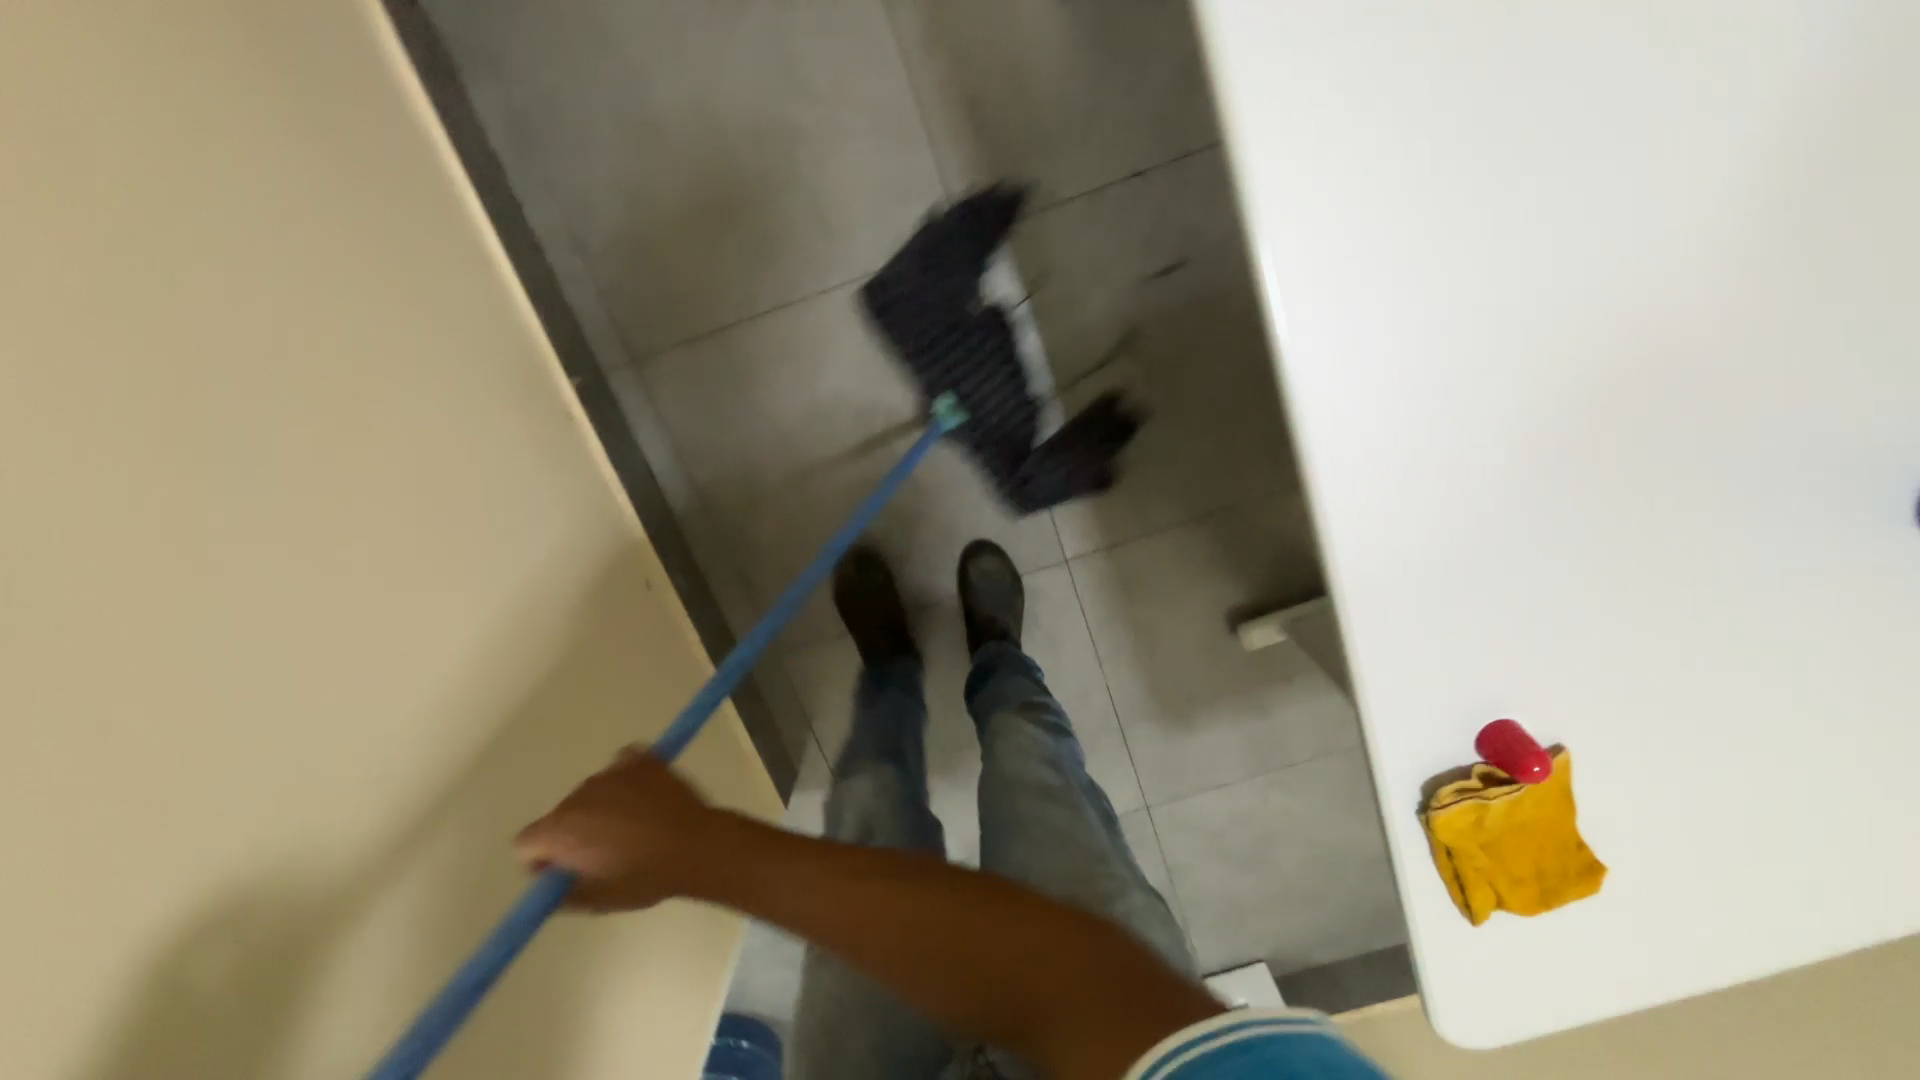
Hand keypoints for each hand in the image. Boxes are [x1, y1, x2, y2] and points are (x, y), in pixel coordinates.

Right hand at [514, 747, 718, 911]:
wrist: (696, 845)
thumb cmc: (645, 877)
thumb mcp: (597, 900)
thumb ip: (562, 893)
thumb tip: (551, 884)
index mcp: (560, 830)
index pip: (527, 842)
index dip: (543, 858)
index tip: (567, 869)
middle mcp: (578, 795)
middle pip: (561, 814)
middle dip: (575, 831)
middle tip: (607, 849)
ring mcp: (611, 772)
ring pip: (592, 791)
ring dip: (602, 806)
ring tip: (634, 825)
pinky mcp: (641, 758)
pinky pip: (621, 766)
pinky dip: (626, 778)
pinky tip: (644, 795)